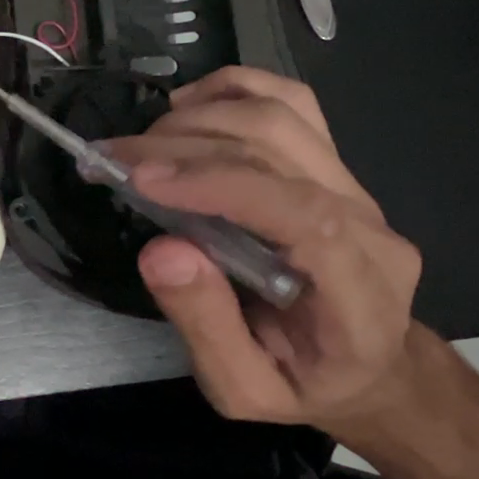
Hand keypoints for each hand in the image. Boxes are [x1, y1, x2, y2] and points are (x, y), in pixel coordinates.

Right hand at [101, 67, 420, 435]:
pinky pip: (291, 102)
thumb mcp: (245, 390)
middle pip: (279, 148)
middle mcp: (368, 222)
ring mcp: (355, 185)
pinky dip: (233, 88)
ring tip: (141, 143)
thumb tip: (159, 251)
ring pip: (281, 115)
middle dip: (183, 144)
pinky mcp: (334, 163)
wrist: (366, 369)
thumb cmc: (302, 383)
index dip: (217, 182)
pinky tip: (187, 106)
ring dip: (199, 115)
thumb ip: (206, 325)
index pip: (300, 210)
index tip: (141, 178)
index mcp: (359, 289)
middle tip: (110, 157)